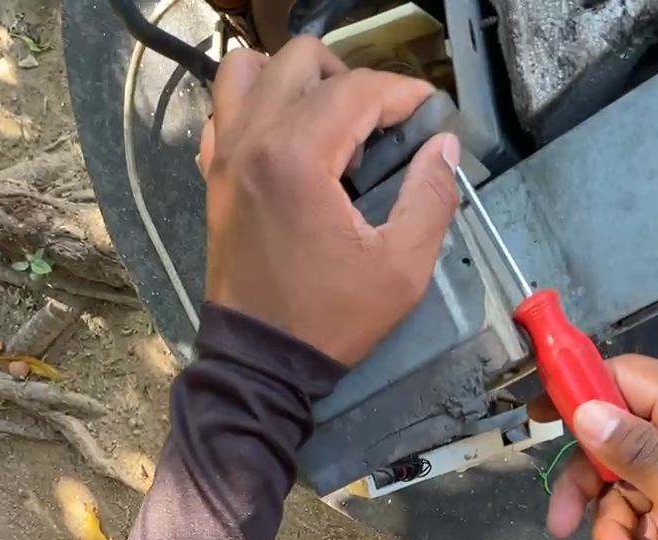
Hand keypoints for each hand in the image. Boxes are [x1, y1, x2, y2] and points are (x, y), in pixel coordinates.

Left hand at [199, 38, 460, 364]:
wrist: (261, 360)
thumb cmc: (330, 319)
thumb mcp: (400, 270)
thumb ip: (429, 200)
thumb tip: (443, 148)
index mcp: (297, 156)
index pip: (358, 90)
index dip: (403, 94)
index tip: (431, 114)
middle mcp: (253, 139)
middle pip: (303, 62)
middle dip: (354, 80)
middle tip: (382, 124)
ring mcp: (224, 156)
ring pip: (250, 71)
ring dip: (295, 79)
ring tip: (328, 119)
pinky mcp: (214, 178)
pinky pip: (225, 111)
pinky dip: (256, 106)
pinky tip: (286, 140)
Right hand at [542, 355, 657, 539]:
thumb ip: (639, 452)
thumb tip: (585, 410)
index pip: (624, 377)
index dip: (578, 389)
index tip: (536, 415)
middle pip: (610, 442)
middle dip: (583, 486)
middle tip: (559, 525)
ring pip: (618, 489)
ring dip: (605, 530)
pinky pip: (637, 522)